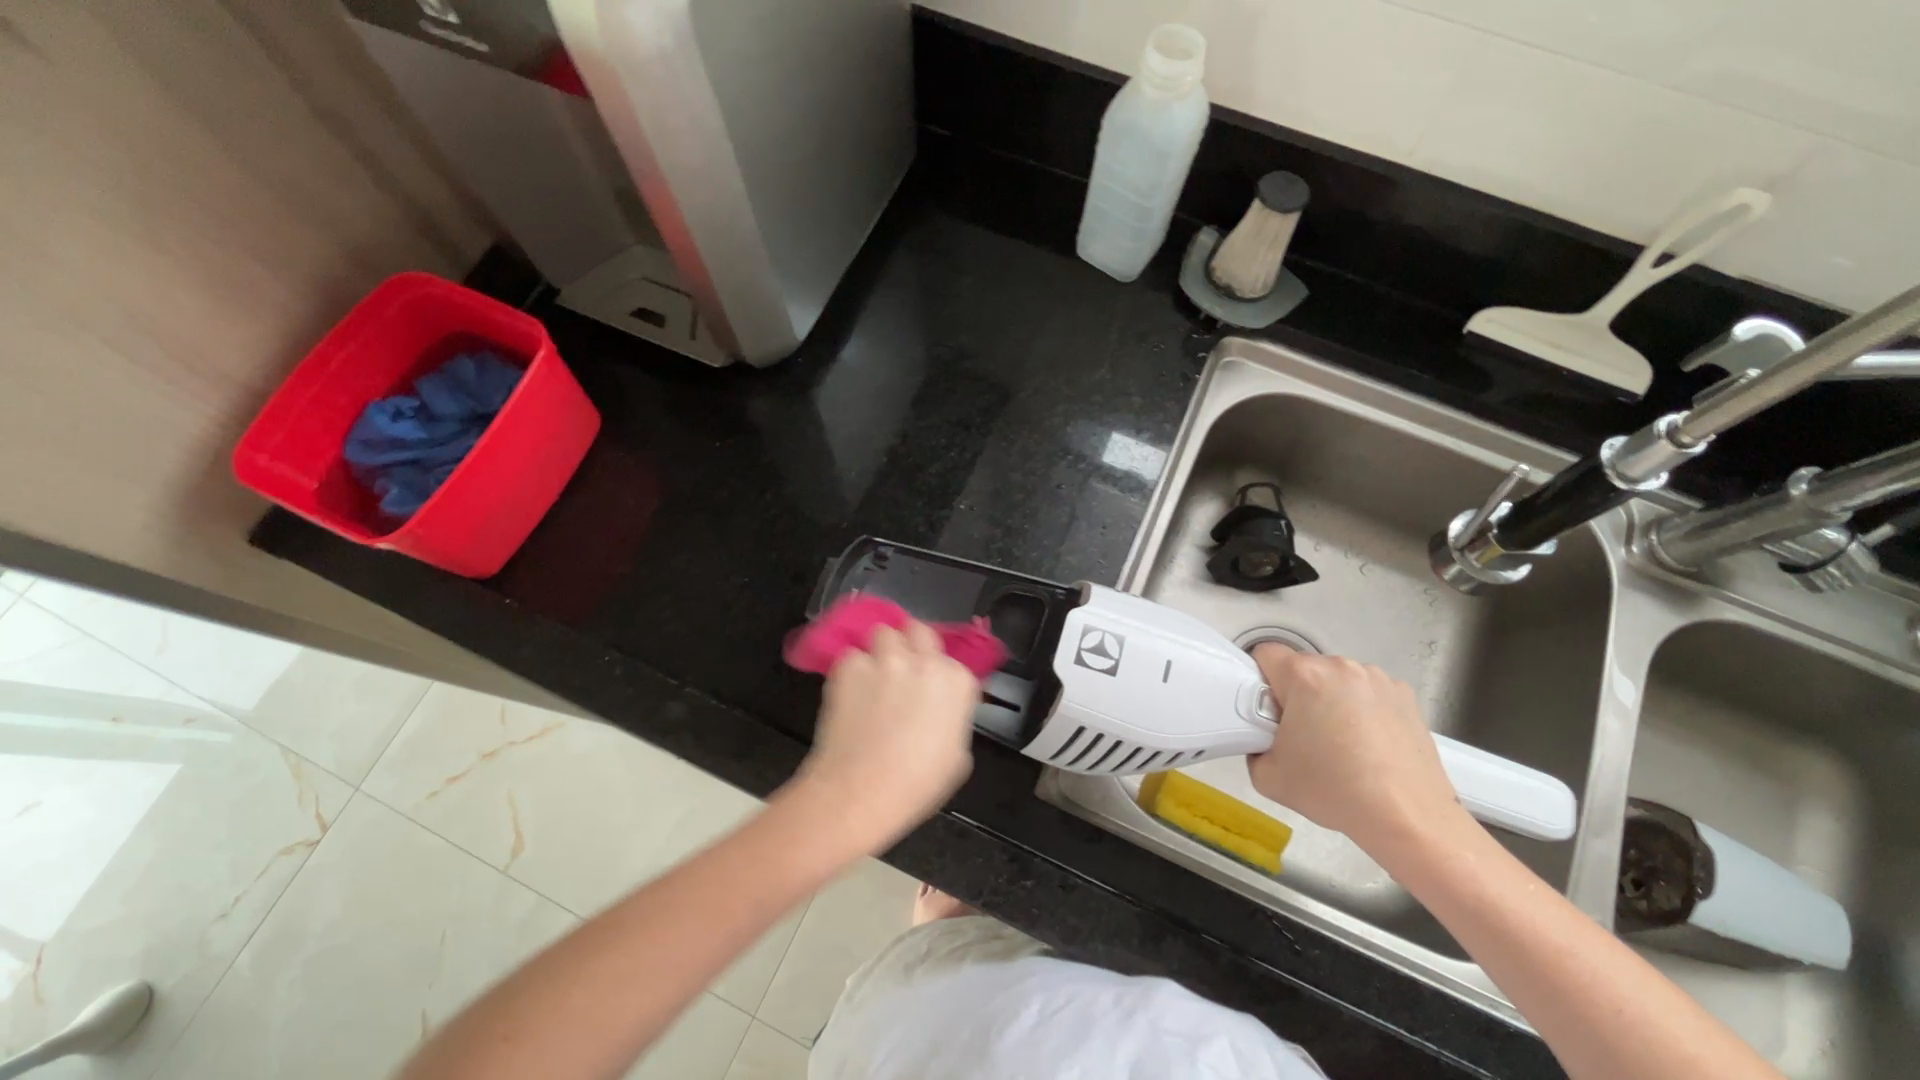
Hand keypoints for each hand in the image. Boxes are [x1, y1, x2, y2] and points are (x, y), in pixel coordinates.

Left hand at [794, 622, 980, 850]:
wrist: (860, 791)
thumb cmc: (916, 785)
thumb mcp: (958, 758)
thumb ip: (953, 721)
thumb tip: (940, 714)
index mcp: (957, 682)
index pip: (952, 660)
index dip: (938, 674)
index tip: (929, 690)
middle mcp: (924, 662)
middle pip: (919, 630)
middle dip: (911, 643)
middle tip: (903, 668)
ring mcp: (885, 659)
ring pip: (883, 633)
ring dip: (880, 651)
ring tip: (873, 677)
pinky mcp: (849, 666)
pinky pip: (852, 656)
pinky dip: (852, 670)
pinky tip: (850, 693)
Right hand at [1246, 645, 1459, 847]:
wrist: (1406, 817)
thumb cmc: (1333, 791)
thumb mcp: (1267, 776)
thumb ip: (1256, 744)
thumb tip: (1268, 739)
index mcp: (1306, 676)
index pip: (1265, 653)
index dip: (1259, 681)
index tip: (1267, 712)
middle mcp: (1343, 667)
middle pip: (1305, 669)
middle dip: (1298, 695)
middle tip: (1302, 736)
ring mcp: (1379, 679)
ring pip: (1339, 681)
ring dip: (1332, 700)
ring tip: (1342, 744)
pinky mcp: (1406, 696)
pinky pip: (1369, 694)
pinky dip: (1364, 711)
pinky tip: (1370, 746)